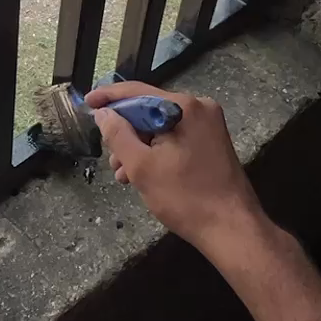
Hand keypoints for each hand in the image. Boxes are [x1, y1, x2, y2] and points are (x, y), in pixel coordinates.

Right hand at [87, 81, 268, 259]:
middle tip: (109, 156)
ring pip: (161, 126)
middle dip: (125, 131)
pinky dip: (157, 151)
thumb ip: (117, 135)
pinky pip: (175, 136)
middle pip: (149, 109)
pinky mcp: (212, 141)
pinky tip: (144, 174)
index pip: (137, 91)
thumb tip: (103, 113)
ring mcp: (209, 125)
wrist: (233, 229)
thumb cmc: (185, 198)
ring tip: (123, 174)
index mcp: (184, 107)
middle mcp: (199, 108)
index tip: (87, 103)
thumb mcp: (141, 166)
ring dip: (139, 145)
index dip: (108, 97)